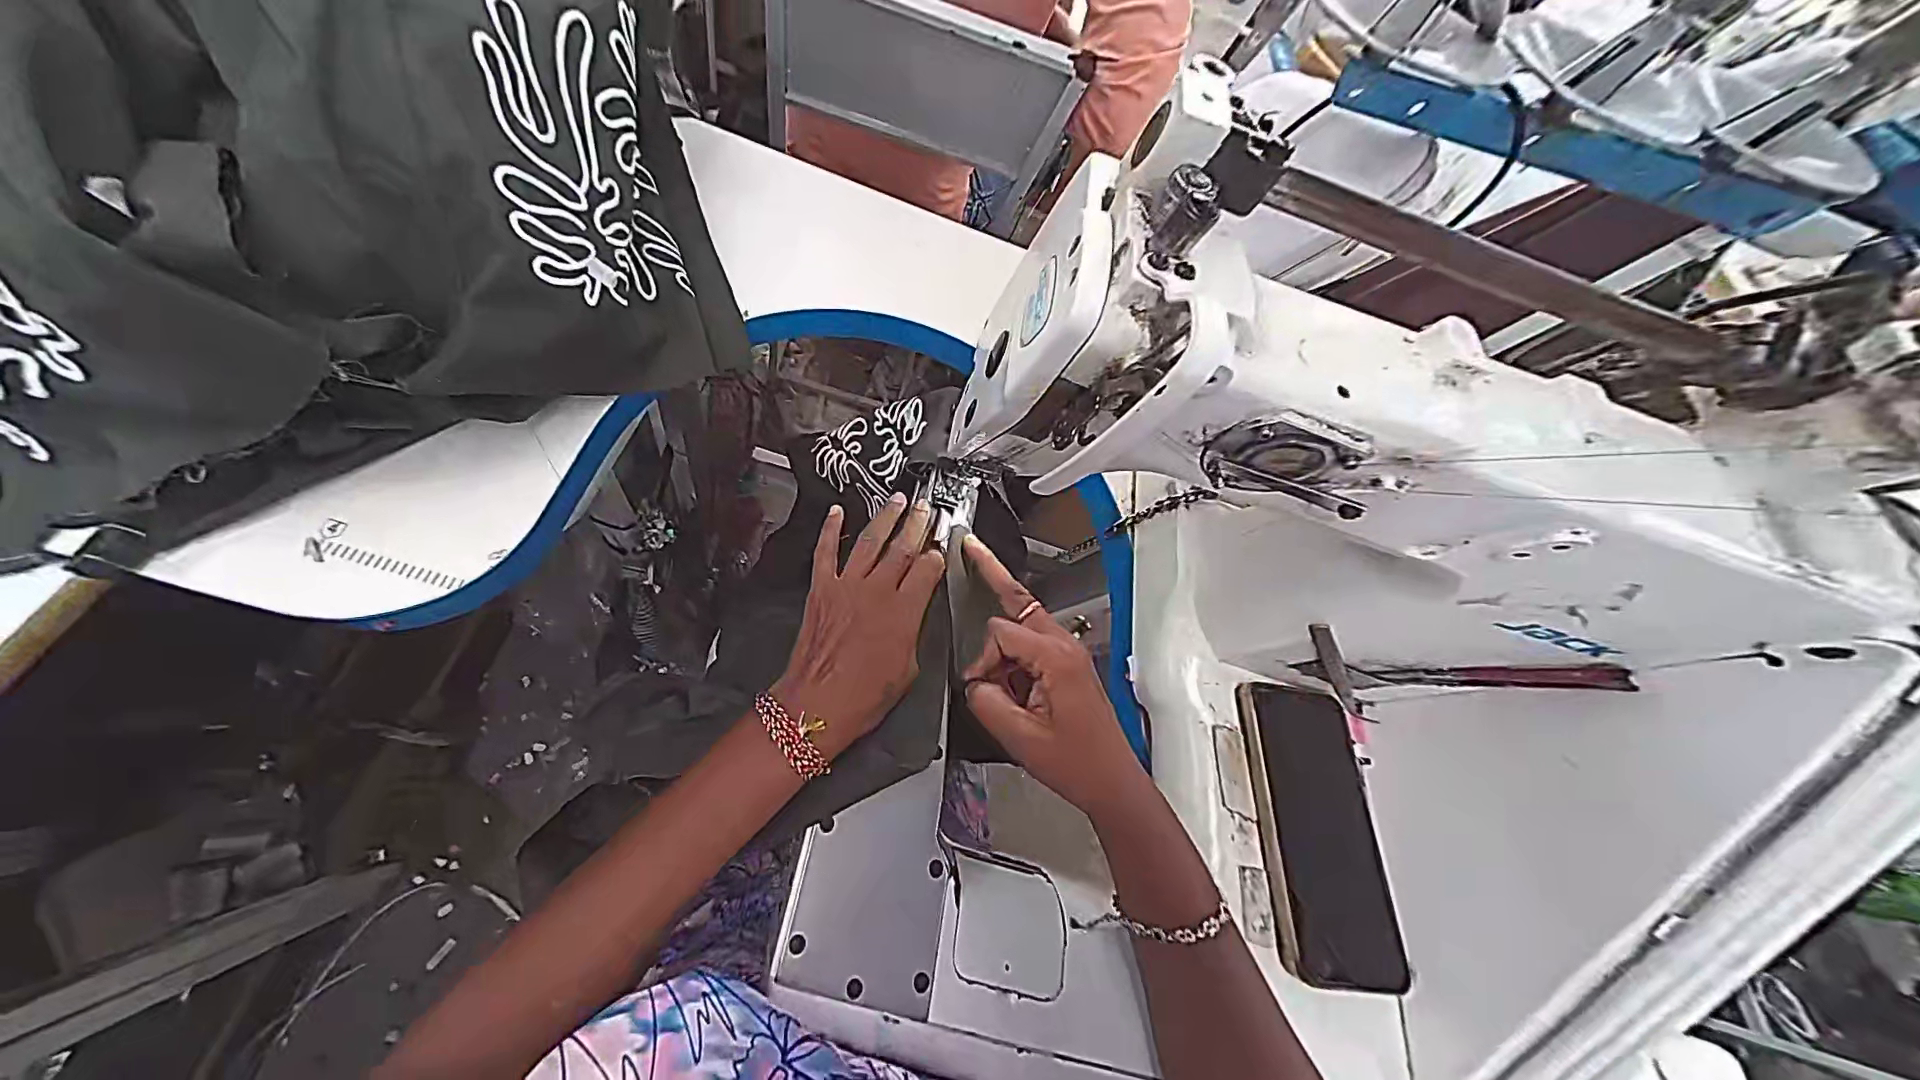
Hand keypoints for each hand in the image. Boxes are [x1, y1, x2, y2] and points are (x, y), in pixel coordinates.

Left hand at [775, 493, 944, 757]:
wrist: (817, 704)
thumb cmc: (864, 695)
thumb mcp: (908, 668)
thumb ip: (913, 633)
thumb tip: (913, 616)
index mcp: (904, 611)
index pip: (929, 568)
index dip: (938, 554)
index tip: (941, 546)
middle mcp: (877, 591)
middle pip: (903, 547)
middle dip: (918, 523)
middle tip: (926, 507)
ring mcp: (846, 586)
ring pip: (870, 540)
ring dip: (886, 517)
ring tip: (898, 500)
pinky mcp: (821, 589)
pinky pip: (826, 551)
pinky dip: (831, 529)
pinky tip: (837, 512)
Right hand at [960, 534, 1152, 822]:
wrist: (1112, 781)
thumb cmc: (1079, 763)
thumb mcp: (1019, 736)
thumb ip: (985, 699)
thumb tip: (973, 681)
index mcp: (1056, 657)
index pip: (1001, 632)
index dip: (981, 659)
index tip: (978, 686)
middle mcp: (1065, 646)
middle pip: (1018, 601)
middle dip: (992, 585)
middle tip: (971, 547)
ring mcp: (1068, 654)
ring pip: (1022, 624)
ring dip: (1002, 650)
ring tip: (1002, 690)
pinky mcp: (1067, 666)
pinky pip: (1031, 647)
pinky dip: (1013, 662)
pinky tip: (1012, 692)